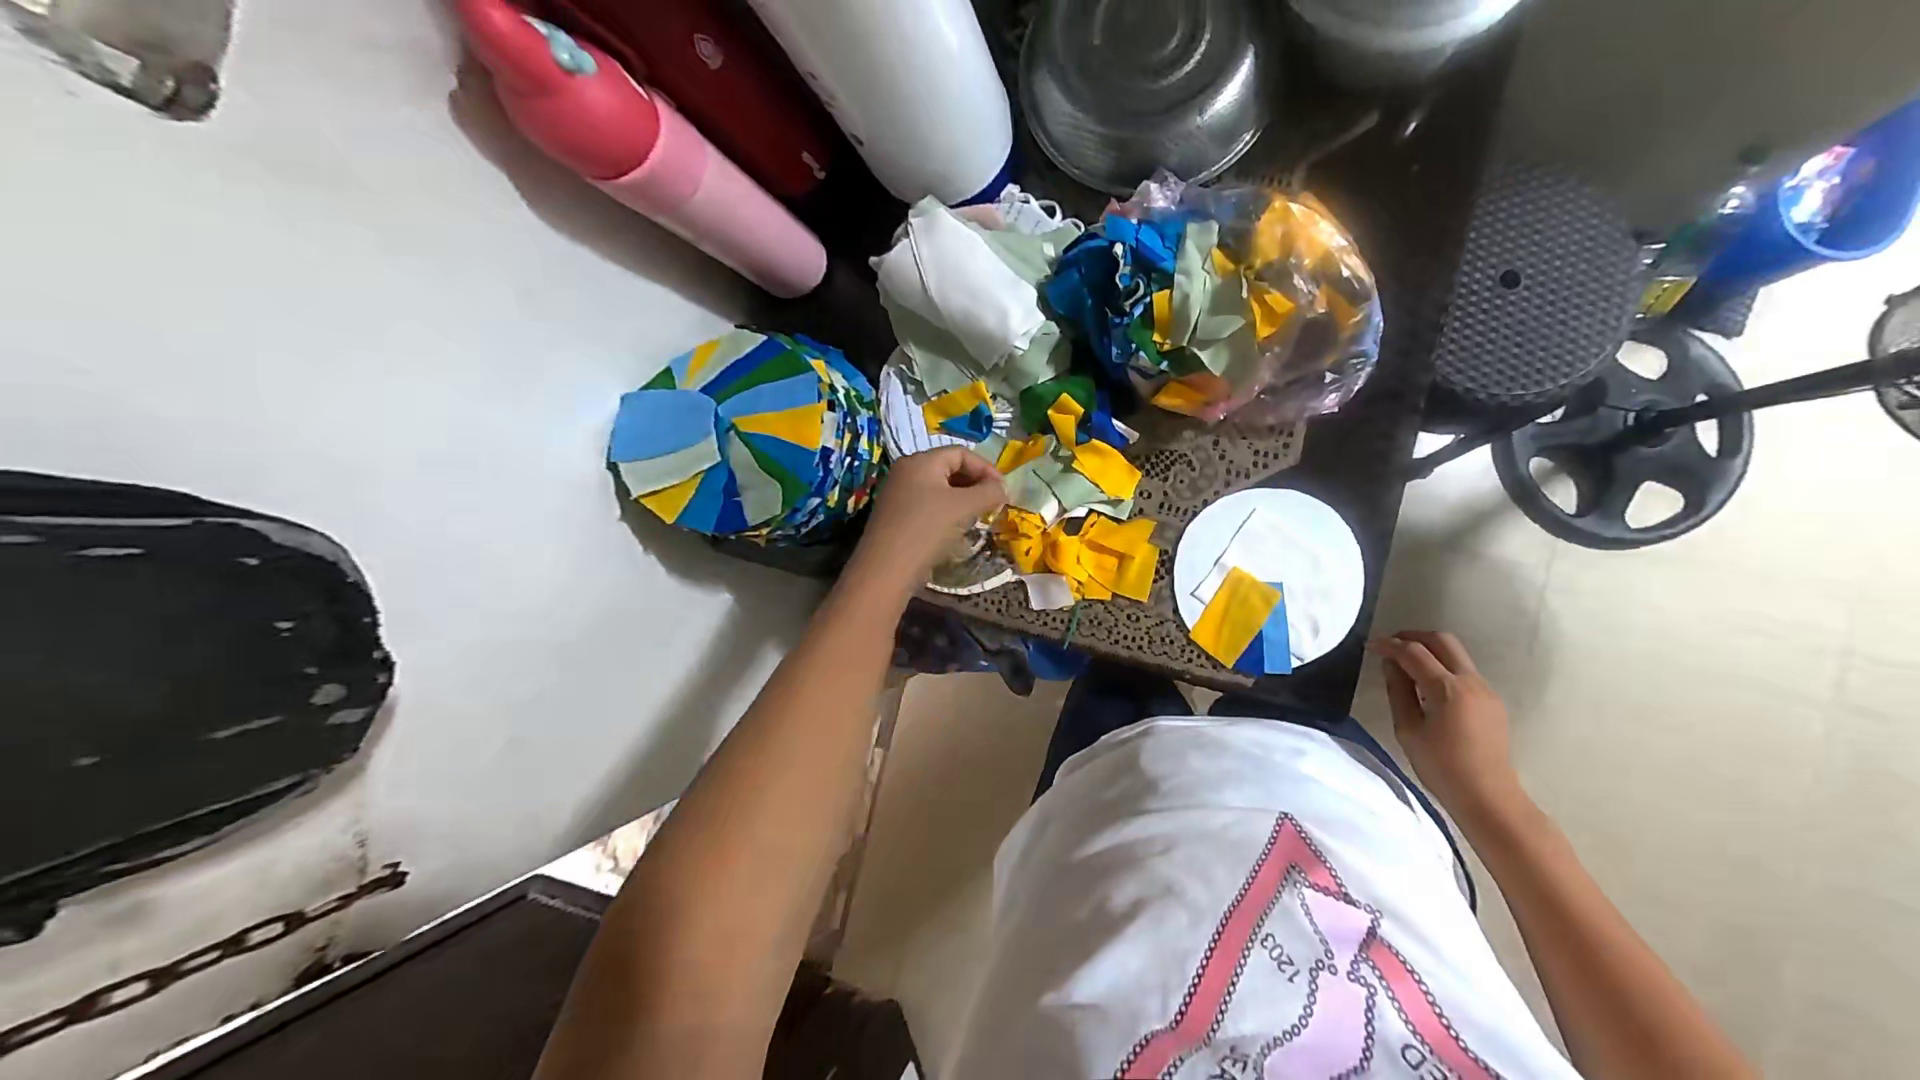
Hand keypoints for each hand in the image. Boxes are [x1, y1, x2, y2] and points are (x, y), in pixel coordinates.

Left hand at [851, 448, 1005, 588]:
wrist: (887, 569)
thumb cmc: (927, 529)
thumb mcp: (964, 507)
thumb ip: (989, 492)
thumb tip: (1001, 488)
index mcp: (920, 461)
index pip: (960, 453)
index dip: (985, 468)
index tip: (1002, 489)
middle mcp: (906, 471)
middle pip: (948, 468)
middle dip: (975, 483)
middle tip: (993, 502)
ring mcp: (898, 494)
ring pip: (939, 488)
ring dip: (962, 498)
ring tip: (978, 515)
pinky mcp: (896, 516)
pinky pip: (928, 504)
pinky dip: (947, 510)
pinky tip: (956, 528)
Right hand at [1369, 631, 1525, 822]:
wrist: (1487, 796)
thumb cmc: (1440, 765)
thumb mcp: (1407, 728)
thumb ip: (1398, 691)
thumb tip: (1391, 665)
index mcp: (1447, 689)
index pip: (1413, 652)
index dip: (1388, 645)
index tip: (1370, 646)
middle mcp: (1471, 682)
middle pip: (1442, 641)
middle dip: (1413, 637)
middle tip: (1390, 645)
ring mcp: (1486, 691)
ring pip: (1456, 654)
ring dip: (1429, 651)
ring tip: (1404, 665)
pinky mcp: (1492, 701)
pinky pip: (1464, 671)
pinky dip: (1441, 666)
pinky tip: (1426, 685)